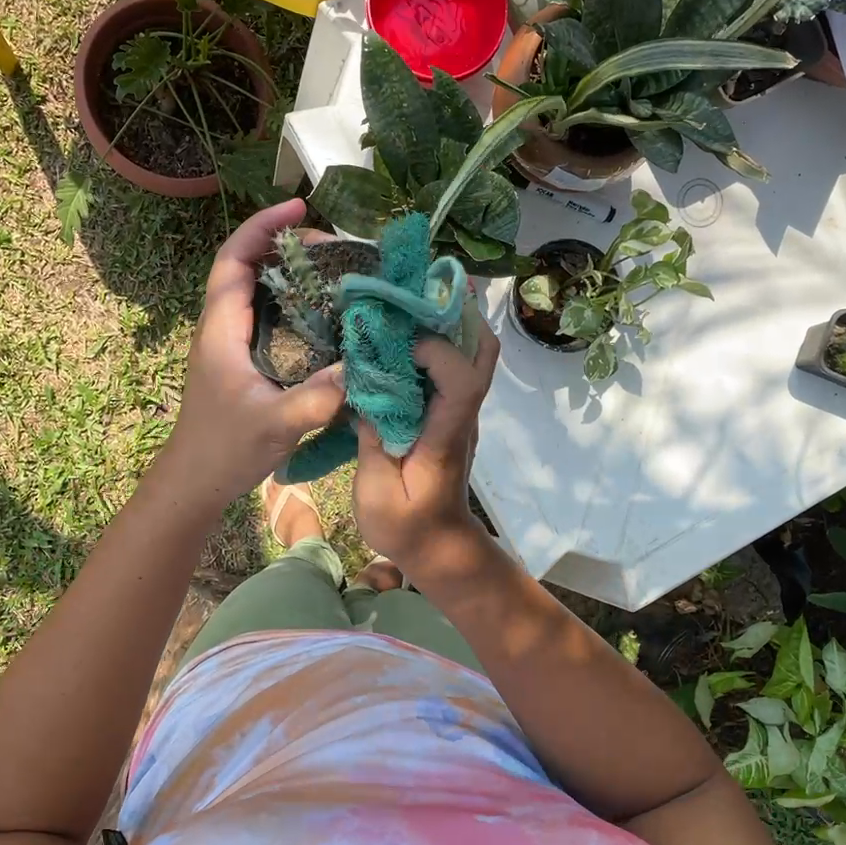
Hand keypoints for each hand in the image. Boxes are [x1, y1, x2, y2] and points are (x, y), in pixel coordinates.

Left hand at [159, 199, 345, 512]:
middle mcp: (223, 327)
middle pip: (249, 266)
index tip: (301, 208)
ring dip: (295, 275)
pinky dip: (298, 305)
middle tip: (336, 248)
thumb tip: (362, 368)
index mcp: (221, 329)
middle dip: (289, 246)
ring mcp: (232, 344)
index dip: (263, 226)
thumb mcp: (276, 424)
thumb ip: (317, 399)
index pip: (234, 259)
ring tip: (338, 271)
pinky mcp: (244, 361)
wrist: (196, 481)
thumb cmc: (225, 450)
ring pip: (261, 291)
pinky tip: (329, 315)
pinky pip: (271, 317)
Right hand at [353, 320, 500, 582]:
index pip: (464, 379)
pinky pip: (450, 368)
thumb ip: (371, 441)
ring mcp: (459, 413)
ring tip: (400, 309)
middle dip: (455, 316)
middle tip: (412, 296)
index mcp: (446, 435)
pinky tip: (394, 340)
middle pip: (482, 352)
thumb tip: (363, 393)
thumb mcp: (377, 494)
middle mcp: (462, 415)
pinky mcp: (447, 415)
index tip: (398, 343)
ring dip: (443, 324)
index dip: (438, 350)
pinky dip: (431, 345)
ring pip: (470, 354)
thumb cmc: (407, 527)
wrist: (440, 547)